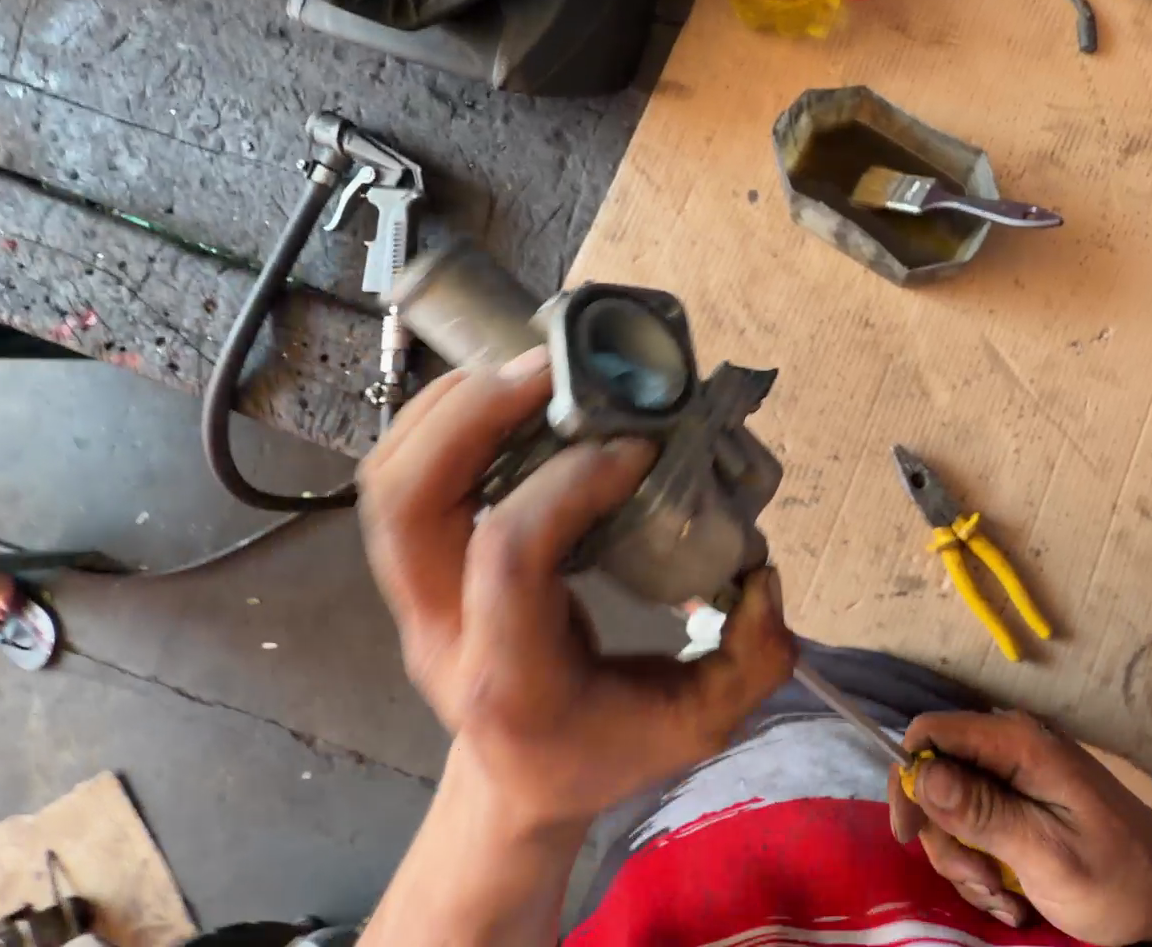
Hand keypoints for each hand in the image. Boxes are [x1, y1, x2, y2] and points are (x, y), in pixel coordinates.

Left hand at [357, 347, 796, 829]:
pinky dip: (443, 421)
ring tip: (529, 370)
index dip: (569, 484)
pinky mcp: (416, 570)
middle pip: (409, 504)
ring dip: (453, 408)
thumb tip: (762, 573)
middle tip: (554, 372)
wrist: (518, 780)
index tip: (637, 450)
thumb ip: (752, 659)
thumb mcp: (699, 726)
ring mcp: (413, 599)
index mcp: (511, 676)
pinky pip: (401, 479)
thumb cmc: (603, 751)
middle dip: (476, 417)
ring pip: (389, 482)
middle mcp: (441, 632)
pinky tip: (504, 397)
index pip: (507, 557)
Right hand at [886, 711, 1151, 945]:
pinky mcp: (1022, 798)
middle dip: (948, 837)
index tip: (910, 834)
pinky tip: (1013, 893)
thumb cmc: (1118, 878)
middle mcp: (1011, 747)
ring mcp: (1017, 773)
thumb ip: (981, 812)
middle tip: (980, 883)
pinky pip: (977, 823)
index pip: (931, 732)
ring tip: (1005, 898)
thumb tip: (921, 774)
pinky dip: (984, 863)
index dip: (909, 778)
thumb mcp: (1046, 853)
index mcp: (1017, 744)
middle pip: (937, 776)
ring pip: (952, 807)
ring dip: (967, 860)